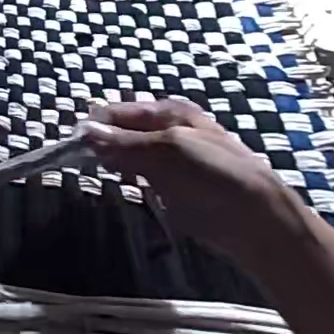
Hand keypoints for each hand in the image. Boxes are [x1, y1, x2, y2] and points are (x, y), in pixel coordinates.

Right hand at [81, 98, 310, 260]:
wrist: (258, 222)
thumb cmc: (215, 175)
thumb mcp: (167, 151)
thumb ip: (124, 142)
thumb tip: (84, 133)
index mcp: (168, 112)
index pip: (117, 112)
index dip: (95, 127)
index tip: (74, 146)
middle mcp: (167, 128)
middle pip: (121, 130)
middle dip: (102, 142)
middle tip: (85, 161)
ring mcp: (170, 156)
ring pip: (127, 152)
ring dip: (112, 160)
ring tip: (100, 171)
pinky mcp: (172, 182)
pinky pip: (139, 172)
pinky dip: (127, 175)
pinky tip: (122, 182)